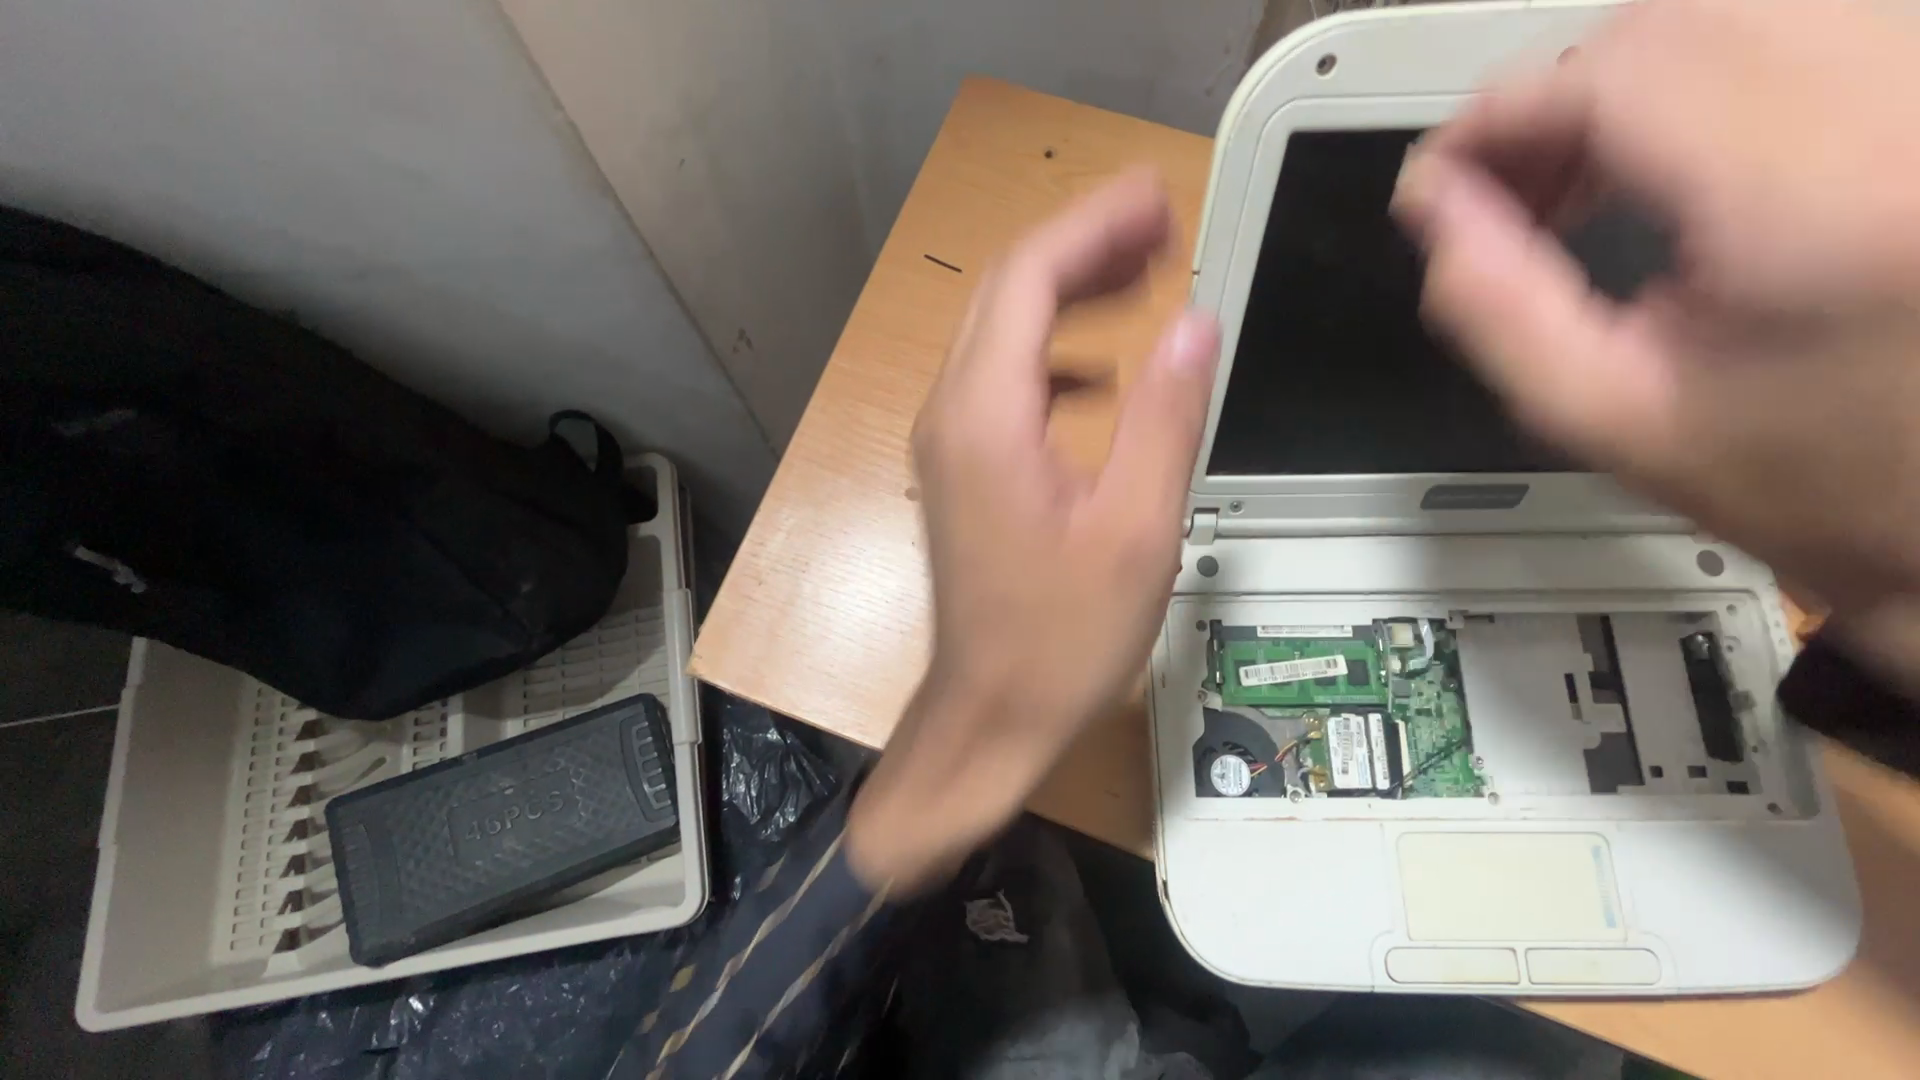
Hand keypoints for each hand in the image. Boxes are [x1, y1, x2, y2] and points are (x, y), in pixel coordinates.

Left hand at [845, 170, 1219, 893]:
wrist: (991, 711)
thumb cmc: (1061, 640)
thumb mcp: (1137, 529)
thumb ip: (1165, 415)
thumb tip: (1195, 322)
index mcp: (987, 420)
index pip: (1027, 280)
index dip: (1093, 226)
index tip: (1158, 200)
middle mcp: (951, 417)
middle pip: (1007, 294)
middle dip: (1084, 248)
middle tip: (1164, 228)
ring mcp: (948, 443)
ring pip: (1002, 334)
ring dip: (1069, 295)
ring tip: (1146, 277)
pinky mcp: (961, 469)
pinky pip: (1003, 383)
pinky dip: (1054, 354)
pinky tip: (1102, 371)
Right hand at [1392, 0, 1919, 689]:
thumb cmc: (1795, 475)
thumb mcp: (1599, 414)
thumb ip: (1492, 308)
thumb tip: (1433, 208)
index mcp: (1816, 206)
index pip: (1622, 75)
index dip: (1502, 112)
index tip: (1439, 176)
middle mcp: (1907, 114)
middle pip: (1676, 19)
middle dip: (1552, 94)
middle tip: (1497, 185)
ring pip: (1736, 12)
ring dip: (1613, 86)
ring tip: (1565, 183)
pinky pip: (1797, 31)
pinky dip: (1686, 82)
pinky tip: (1647, 163)